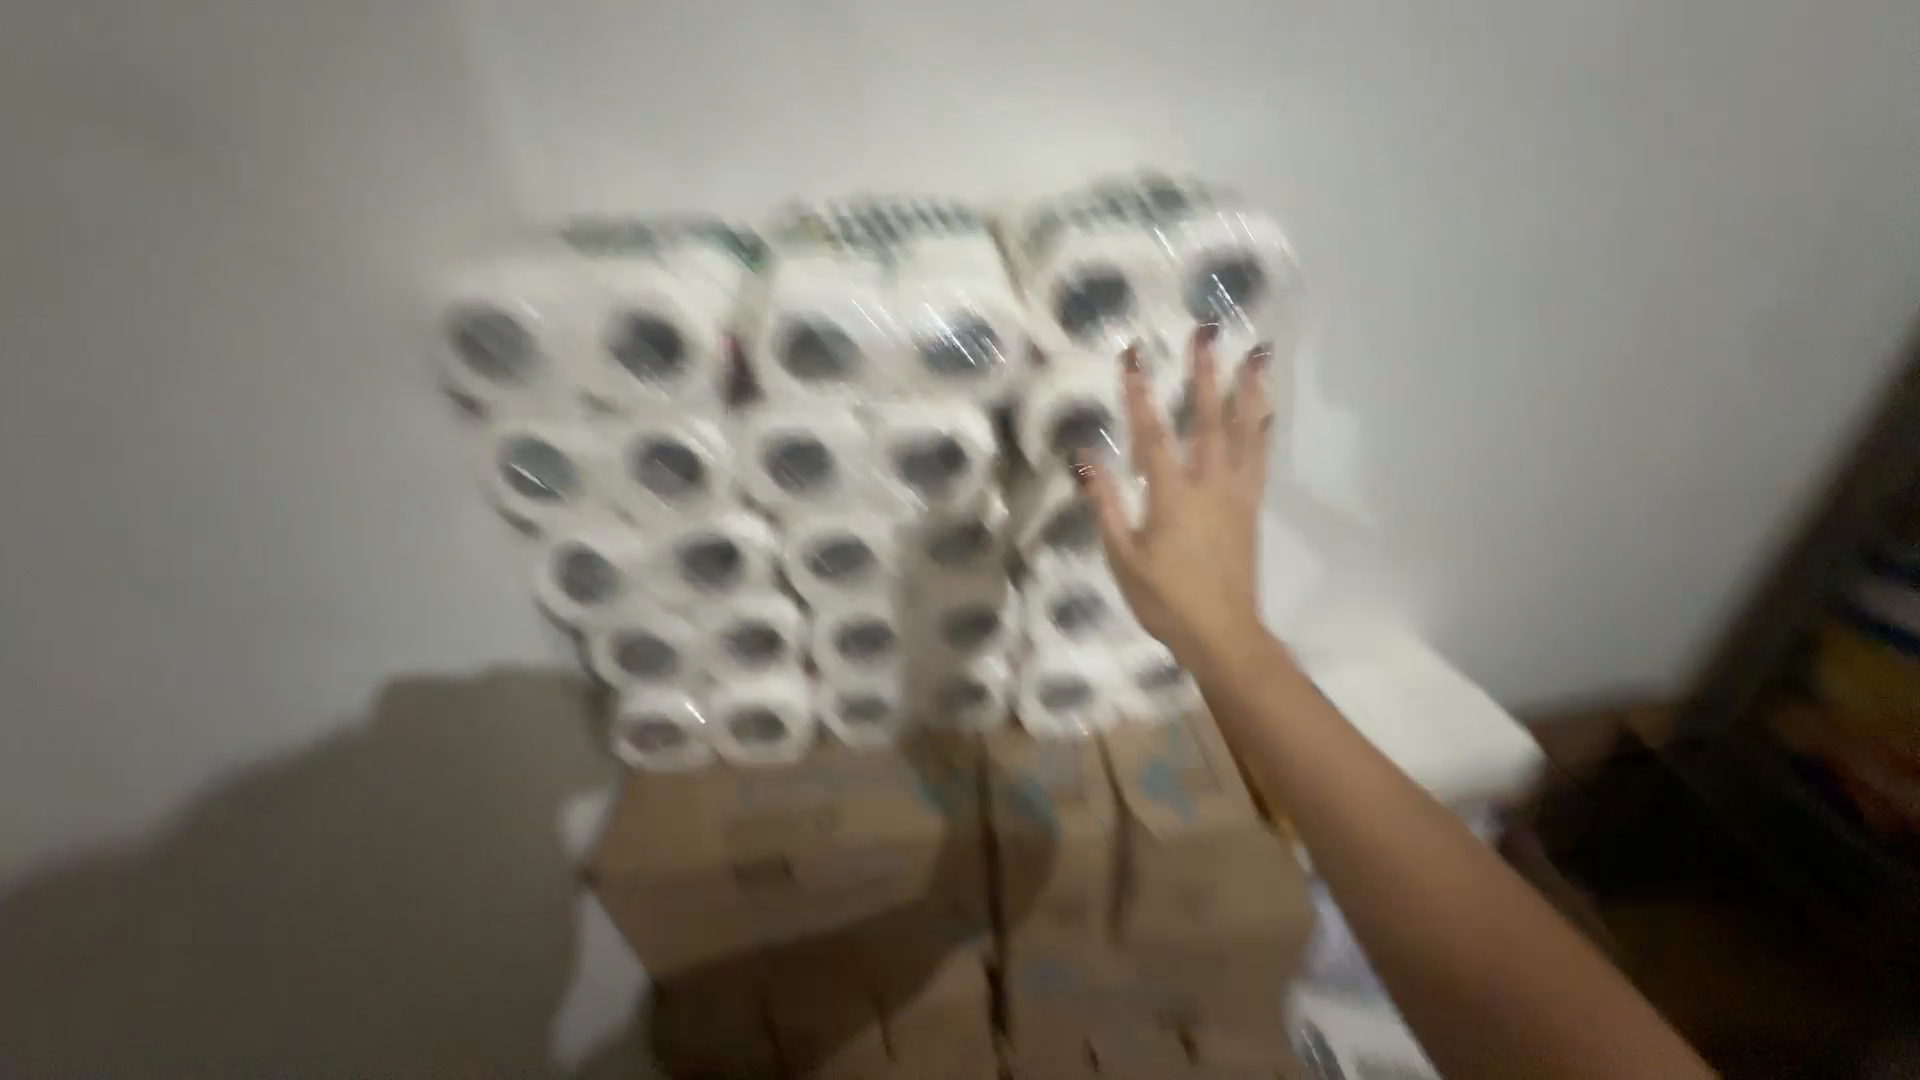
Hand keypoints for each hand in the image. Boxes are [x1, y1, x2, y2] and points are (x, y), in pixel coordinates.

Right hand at [1077, 325, 1274, 661]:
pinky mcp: (1251, 507)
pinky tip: (1266, 409)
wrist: (1222, 632)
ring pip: (1245, 432)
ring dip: (1247, 390)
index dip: (1141, 392)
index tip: (1133, 354)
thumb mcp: (1122, 557)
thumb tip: (1086, 459)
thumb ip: (1105, 505)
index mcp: (1172, 496)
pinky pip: (1260, 458)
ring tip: (1254, 355)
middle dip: (1205, 373)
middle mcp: (1210, 484)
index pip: (1153, 433)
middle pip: (1209, 419)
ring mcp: (1237, 494)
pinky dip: (1264, 428)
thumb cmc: (1164, 599)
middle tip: (1206, 332)